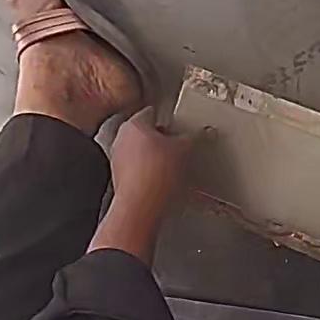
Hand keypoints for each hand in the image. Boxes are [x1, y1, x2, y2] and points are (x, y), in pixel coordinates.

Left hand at [89, 109, 196, 262]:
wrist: (141, 207)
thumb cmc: (156, 177)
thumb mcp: (184, 150)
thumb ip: (192, 137)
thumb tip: (201, 134)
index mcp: (134, 125)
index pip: (154, 113)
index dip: (170, 121)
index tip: (178, 127)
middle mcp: (121, 139)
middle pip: (146, 133)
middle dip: (163, 140)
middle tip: (179, 148)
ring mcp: (118, 159)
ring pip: (141, 152)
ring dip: (155, 158)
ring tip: (172, 168)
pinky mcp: (119, 178)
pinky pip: (137, 170)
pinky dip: (149, 173)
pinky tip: (162, 182)